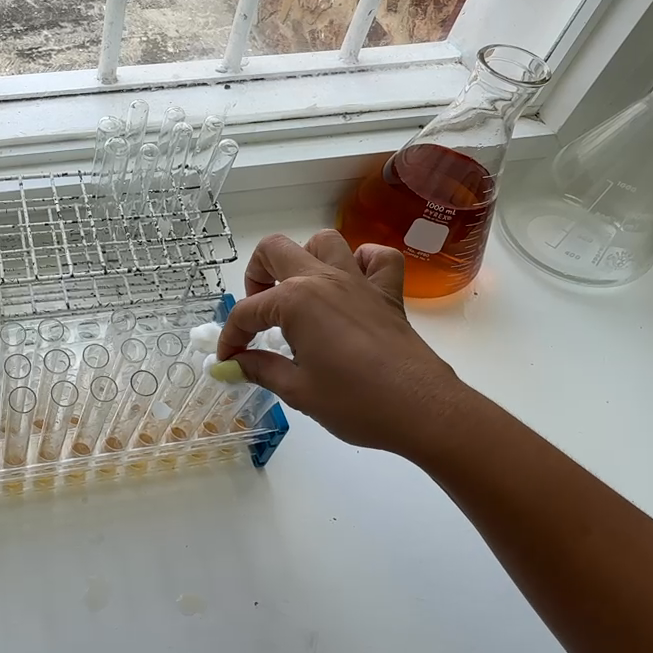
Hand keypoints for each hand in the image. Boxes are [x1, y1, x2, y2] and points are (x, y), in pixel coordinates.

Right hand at [218, 231, 472, 456]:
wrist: (422, 411)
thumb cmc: (356, 403)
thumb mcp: (298, 391)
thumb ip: (261, 369)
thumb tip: (233, 365)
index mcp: (295, 301)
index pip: (247, 312)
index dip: (232, 337)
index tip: (229, 360)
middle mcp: (323, 279)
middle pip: (274, 250)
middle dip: (255, 276)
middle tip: (258, 312)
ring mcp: (358, 282)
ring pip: (324, 242)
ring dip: (305, 258)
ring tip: (300, 291)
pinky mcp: (388, 294)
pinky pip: (378, 258)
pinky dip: (363, 262)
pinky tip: (352, 284)